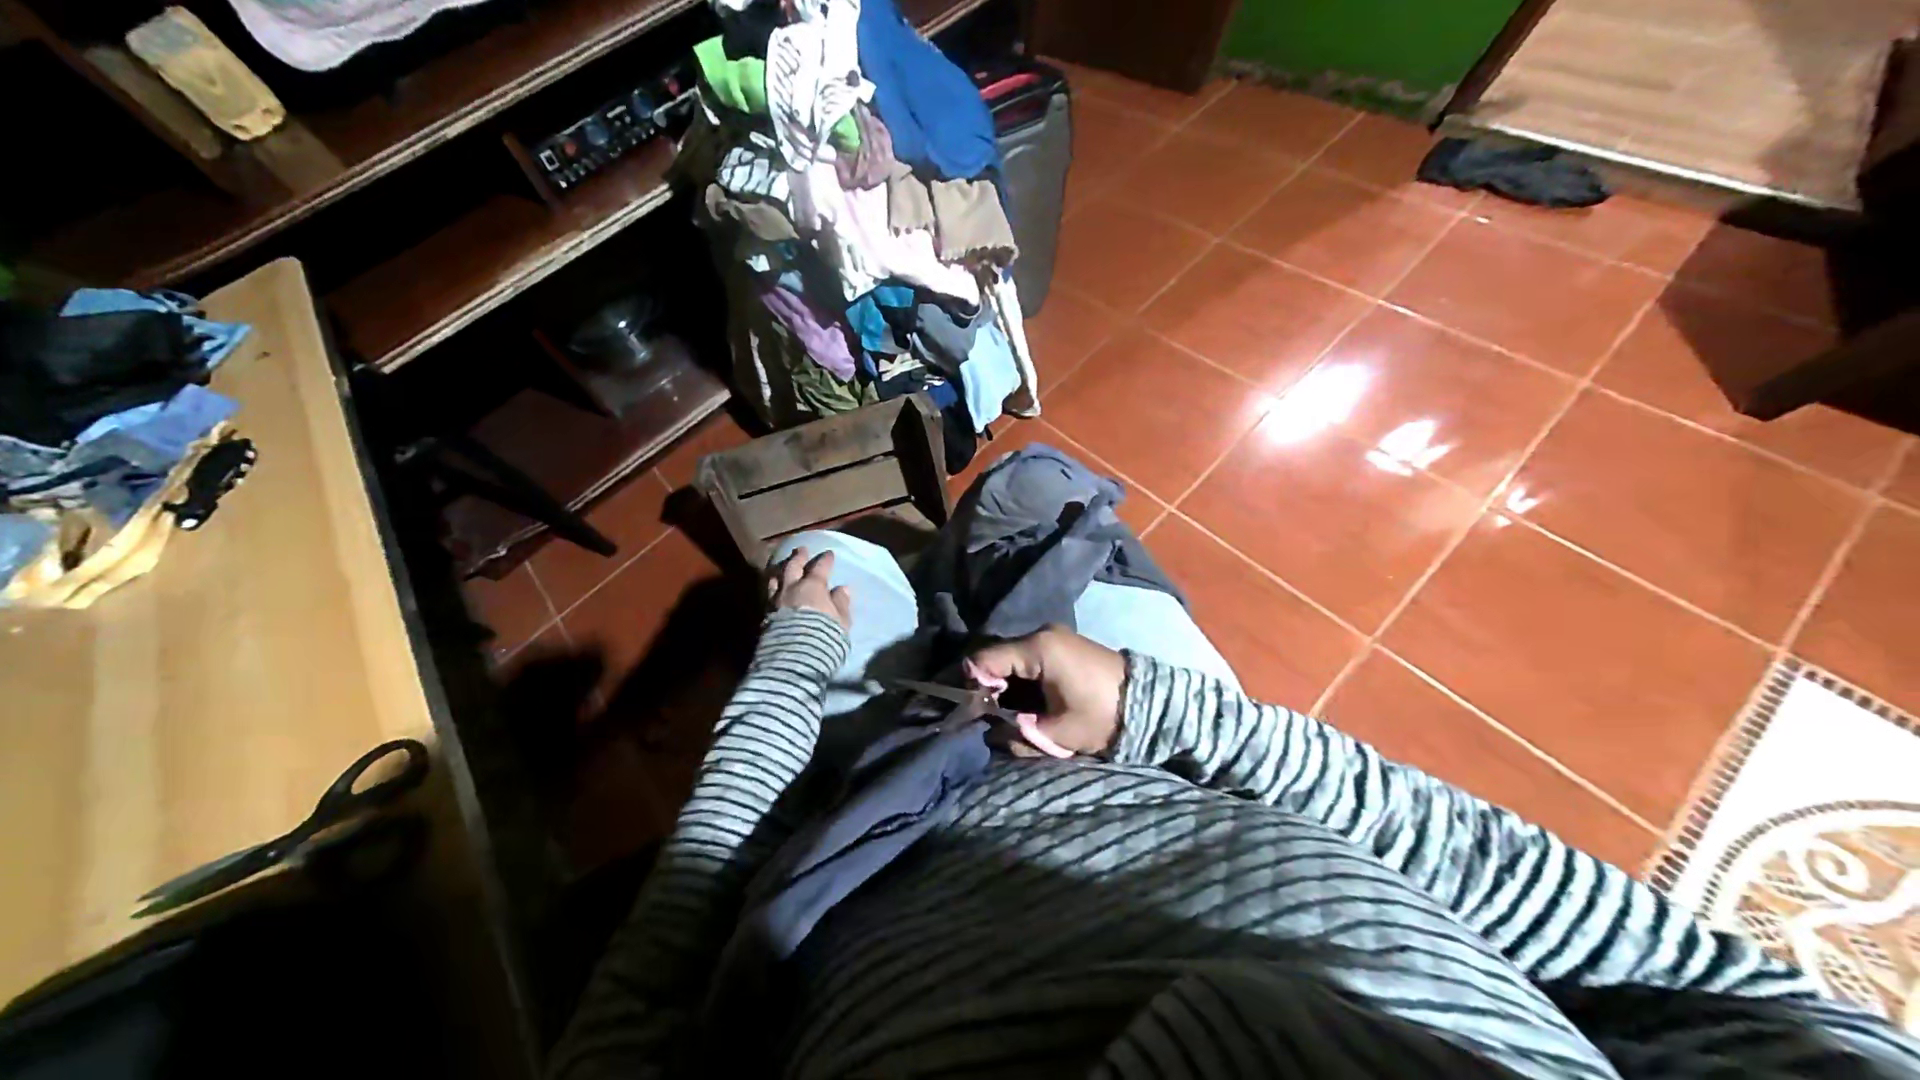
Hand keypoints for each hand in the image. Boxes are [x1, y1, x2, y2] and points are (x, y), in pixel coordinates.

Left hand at [767, 546, 852, 631]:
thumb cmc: (824, 635)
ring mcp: (776, 601)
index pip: (820, 568)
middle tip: (801, 550)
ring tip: (781, 567)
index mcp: (813, 587)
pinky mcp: (765, 615)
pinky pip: (768, 595)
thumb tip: (842, 589)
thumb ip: (841, 603)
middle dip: (798, 557)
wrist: (795, 654)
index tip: (829, 553)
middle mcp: (792, 589)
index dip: (825, 560)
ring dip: (779, 570)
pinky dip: (773, 588)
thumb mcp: (841, 620)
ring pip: (775, 579)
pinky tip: (774, 590)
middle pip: (793, 567)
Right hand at [965, 627, 1124, 758]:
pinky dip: (1020, 680)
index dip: (971, 685)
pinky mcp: (1062, 647)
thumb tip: (990, 734)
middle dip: (987, 688)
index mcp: (1037, 648)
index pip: (984, 659)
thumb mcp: (1058, 733)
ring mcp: (1053, 638)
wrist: (1150, 705)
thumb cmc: (1102, 716)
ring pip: (1011, 659)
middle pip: (996, 658)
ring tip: (1005, 714)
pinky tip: (1023, 704)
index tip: (972, 712)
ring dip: (1004, 686)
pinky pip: (1027, 659)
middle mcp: (1041, 634)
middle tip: (985, 718)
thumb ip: (1016, 733)